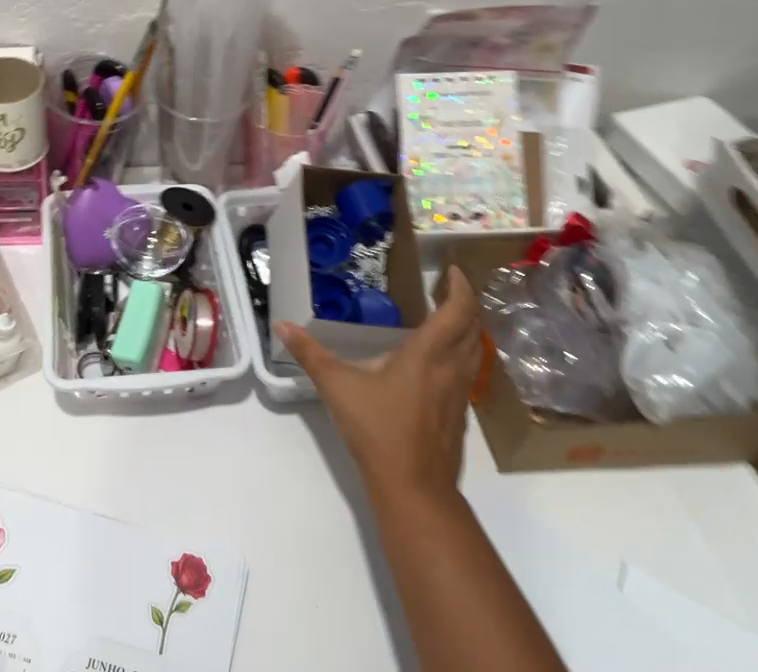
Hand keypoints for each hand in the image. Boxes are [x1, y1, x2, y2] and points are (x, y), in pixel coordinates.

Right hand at [277, 267, 482, 492]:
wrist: (414, 487)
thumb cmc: (378, 430)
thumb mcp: (337, 387)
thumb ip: (310, 355)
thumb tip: (282, 326)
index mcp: (428, 354)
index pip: (457, 310)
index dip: (459, 286)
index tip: (450, 271)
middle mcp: (452, 368)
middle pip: (473, 326)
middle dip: (465, 303)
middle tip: (447, 290)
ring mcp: (460, 394)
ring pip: (475, 350)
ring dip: (468, 329)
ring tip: (448, 320)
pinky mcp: (460, 415)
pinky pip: (469, 372)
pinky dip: (463, 355)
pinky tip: (441, 365)